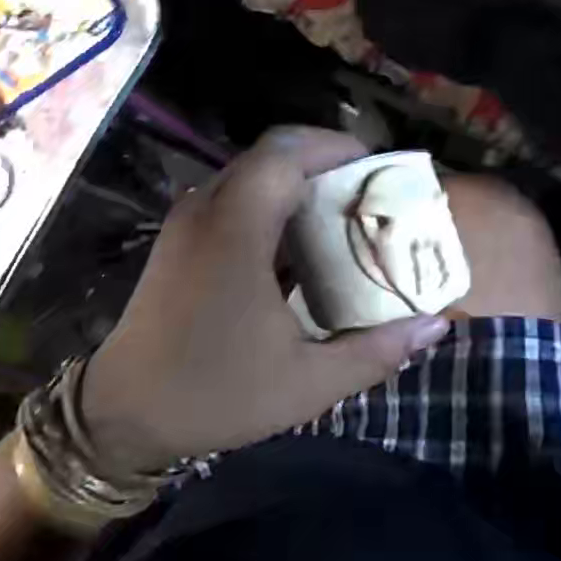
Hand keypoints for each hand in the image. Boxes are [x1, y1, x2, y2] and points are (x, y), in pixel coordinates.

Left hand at [83, 127, 450, 474]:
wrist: (125, 411)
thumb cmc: (215, 394)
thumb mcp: (308, 382)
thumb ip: (376, 350)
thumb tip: (436, 324)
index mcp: (235, 229)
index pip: (287, 153)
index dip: (337, 149)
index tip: (381, 173)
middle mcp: (205, 211)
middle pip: (268, 157)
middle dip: (323, 165)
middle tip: (369, 199)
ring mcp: (184, 225)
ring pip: (246, 178)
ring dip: (293, 188)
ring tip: (340, 222)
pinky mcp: (176, 244)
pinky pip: (228, 204)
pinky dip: (266, 210)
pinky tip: (294, 251)